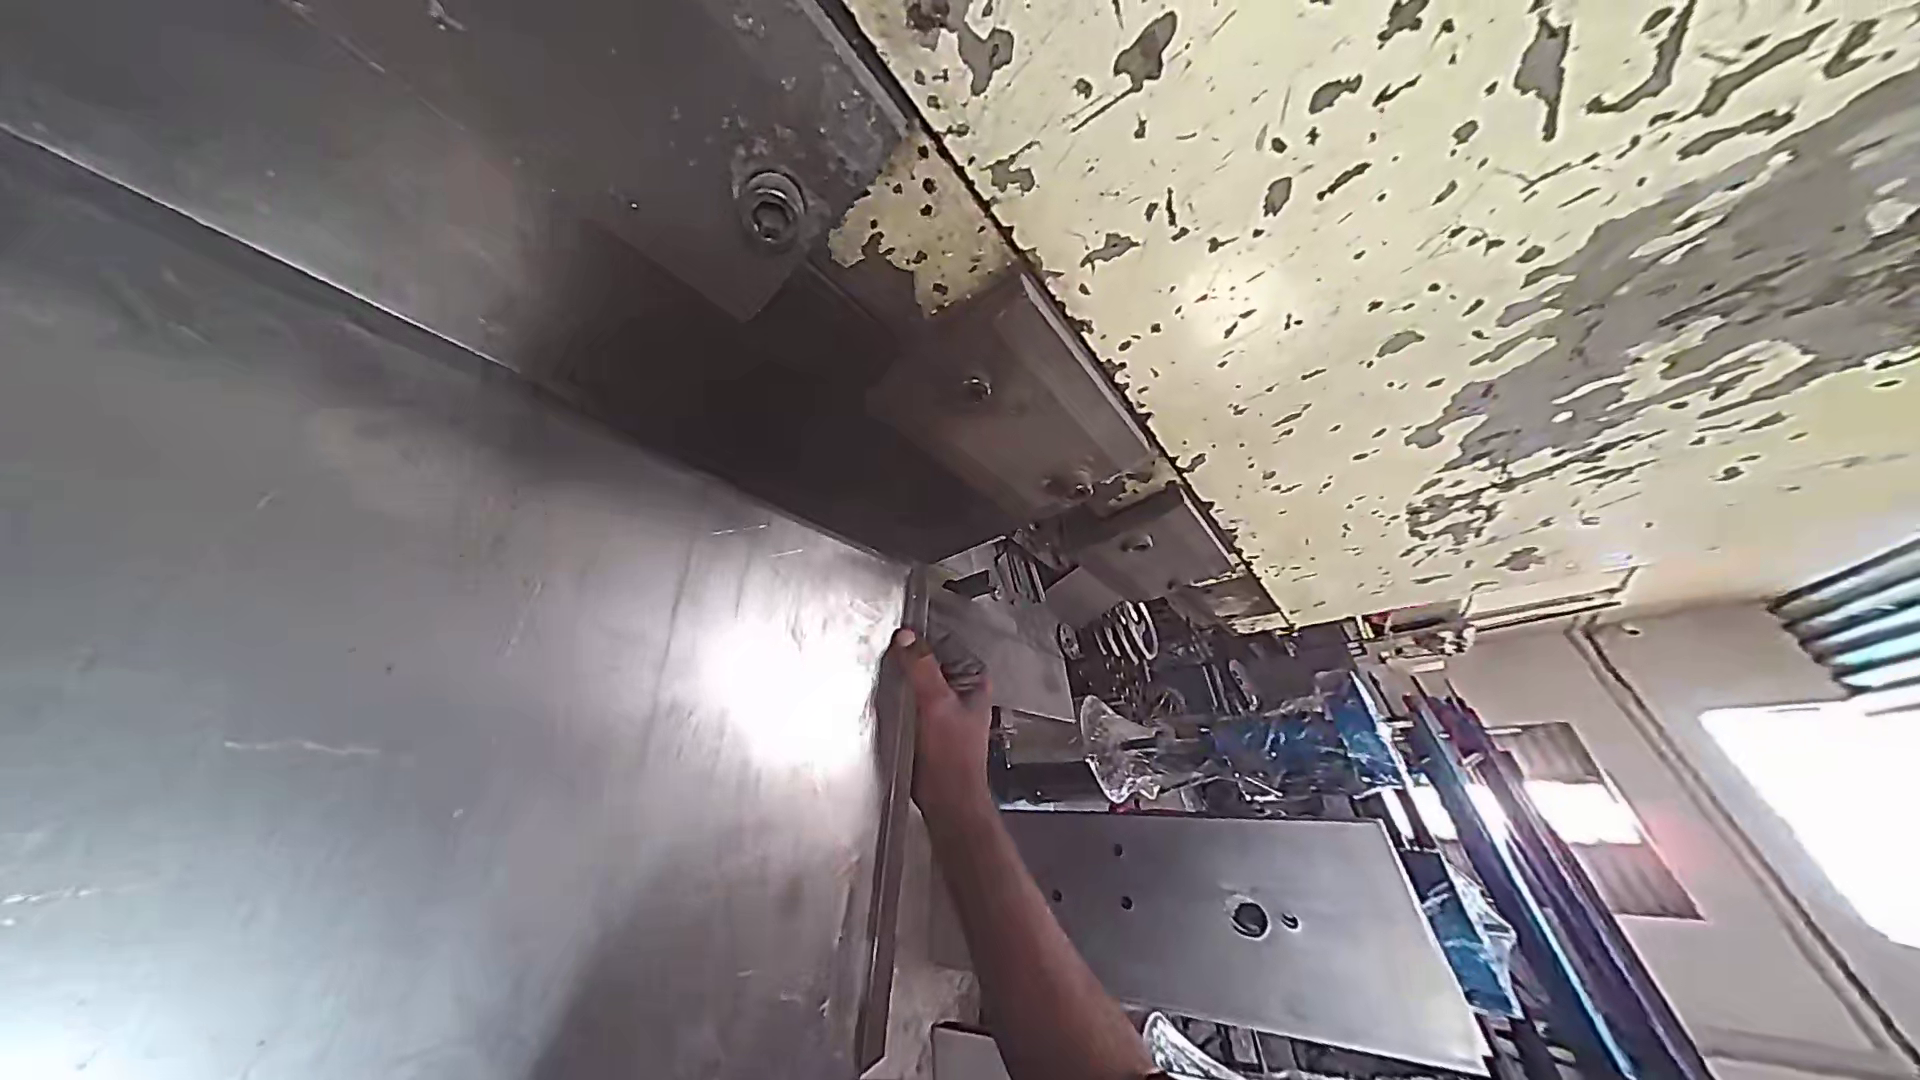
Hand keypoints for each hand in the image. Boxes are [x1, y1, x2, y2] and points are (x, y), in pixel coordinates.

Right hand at [889, 627, 992, 816]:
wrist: (947, 799)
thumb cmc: (950, 754)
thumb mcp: (936, 703)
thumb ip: (922, 667)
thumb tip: (905, 635)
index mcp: (973, 676)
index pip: (943, 641)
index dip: (918, 637)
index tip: (892, 634)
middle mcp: (960, 686)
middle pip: (928, 659)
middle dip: (906, 657)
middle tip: (879, 650)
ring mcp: (943, 703)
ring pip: (917, 678)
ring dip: (899, 675)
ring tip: (876, 668)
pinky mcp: (926, 720)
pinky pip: (909, 696)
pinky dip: (896, 693)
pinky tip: (880, 691)